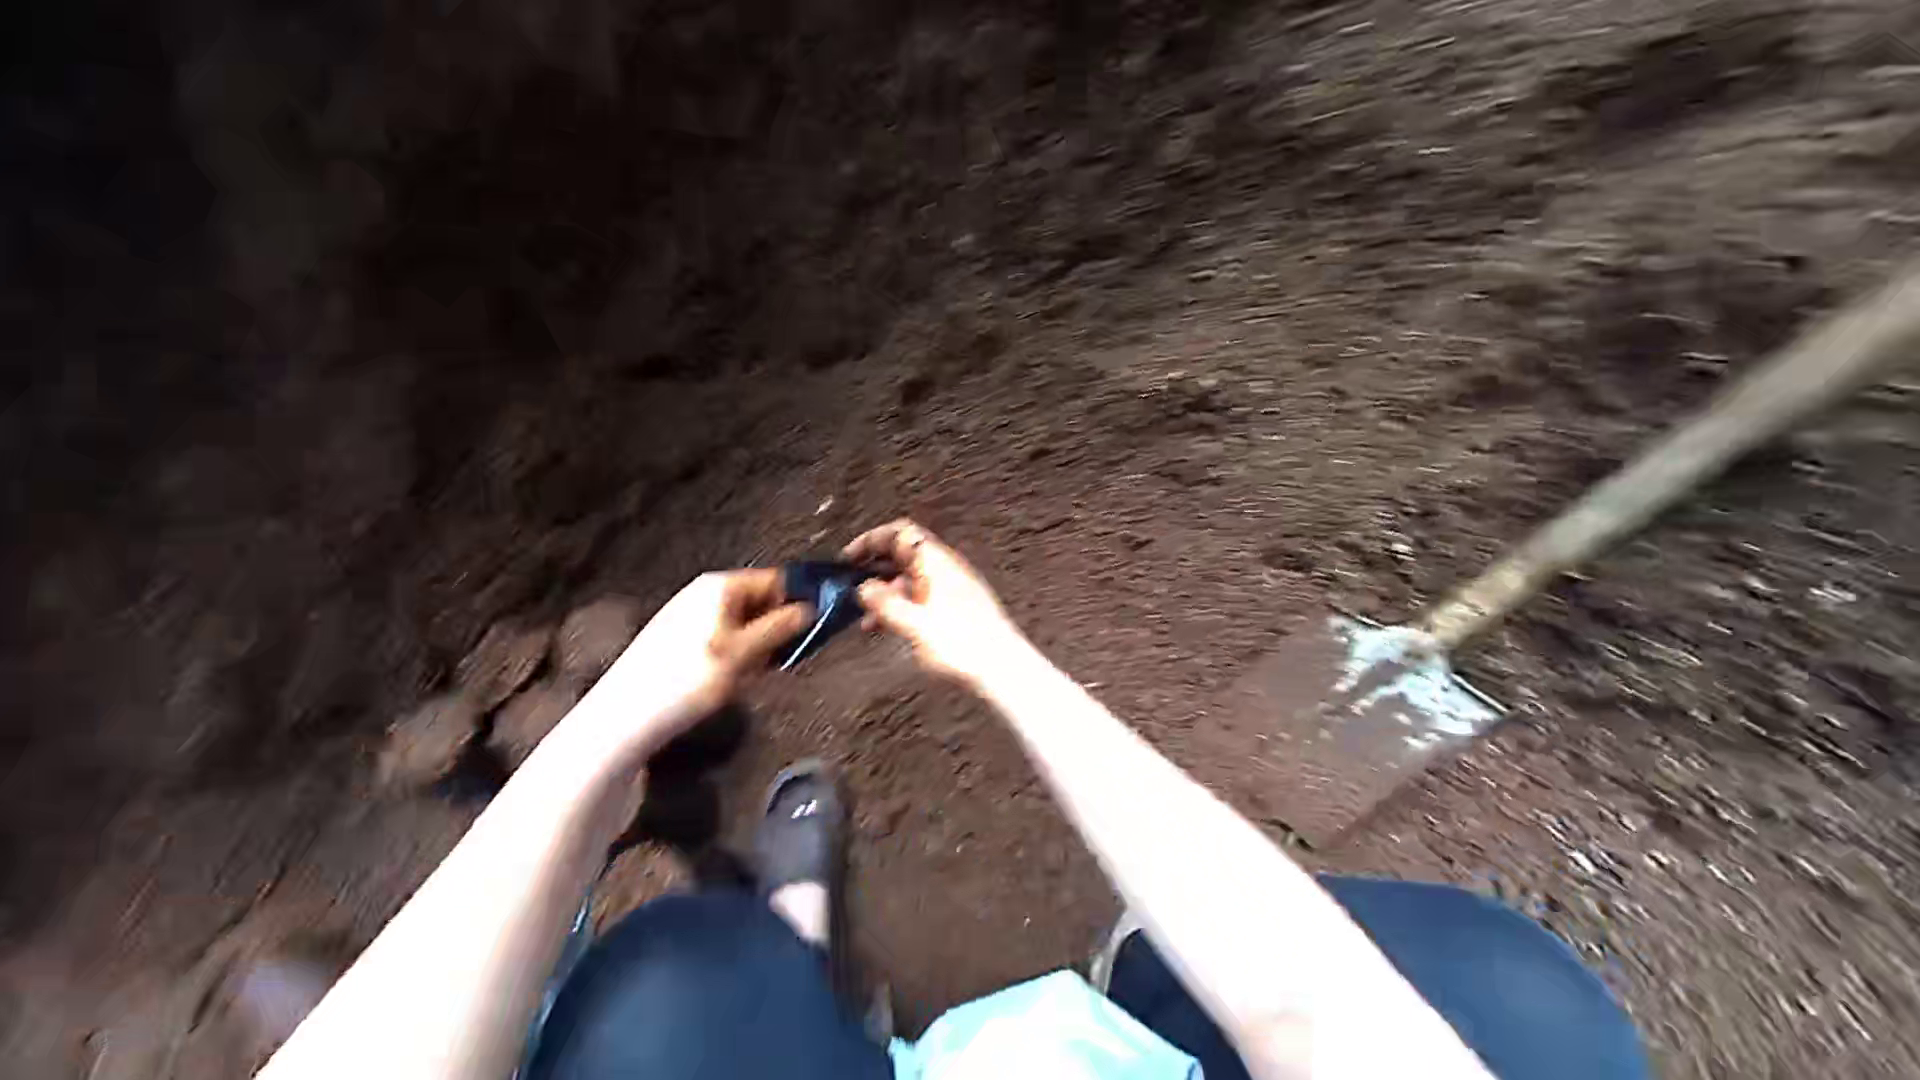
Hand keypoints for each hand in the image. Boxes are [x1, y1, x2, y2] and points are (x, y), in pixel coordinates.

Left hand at [589, 569, 811, 751]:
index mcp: (721, 585)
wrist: (624, 716)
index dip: (796, 602)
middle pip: (761, 602)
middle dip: (774, 630)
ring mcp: (691, 614)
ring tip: (746, 676)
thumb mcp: (744, 653)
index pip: (776, 580)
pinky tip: (726, 681)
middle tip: (775, 661)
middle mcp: (706, 592)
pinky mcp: (680, 637)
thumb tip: (811, 609)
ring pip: (744, 624)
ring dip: (756, 648)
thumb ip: (781, 627)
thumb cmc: (687, 679)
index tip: (812, 629)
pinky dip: (735, 656)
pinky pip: (724, 638)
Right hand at [845, 519, 1028, 684]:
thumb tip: (863, 588)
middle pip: (904, 554)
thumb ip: (885, 603)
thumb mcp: (914, 623)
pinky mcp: (958, 606)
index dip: (871, 540)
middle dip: (875, 567)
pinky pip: (922, 595)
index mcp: (936, 562)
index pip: (900, 533)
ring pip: (911, 578)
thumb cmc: (963, 643)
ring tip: (866, 616)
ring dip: (886, 591)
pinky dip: (902, 604)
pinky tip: (889, 627)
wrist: (1003, 667)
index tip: (850, 557)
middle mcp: (946, 568)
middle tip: (853, 582)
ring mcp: (953, 586)